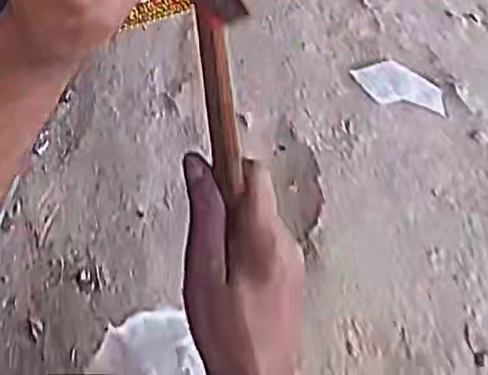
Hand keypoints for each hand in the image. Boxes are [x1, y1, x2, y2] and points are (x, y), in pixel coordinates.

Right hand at [183, 154, 304, 374]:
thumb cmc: (229, 335)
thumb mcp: (202, 269)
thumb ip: (203, 212)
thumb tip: (197, 164)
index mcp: (264, 237)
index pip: (251, 170)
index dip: (225, 159)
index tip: (205, 151)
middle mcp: (285, 243)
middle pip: (251, 191)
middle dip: (222, 198)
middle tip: (202, 231)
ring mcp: (290, 260)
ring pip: (255, 215)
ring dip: (230, 223)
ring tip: (213, 261)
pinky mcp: (289, 274)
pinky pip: (262, 237)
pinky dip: (241, 241)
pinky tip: (227, 273)